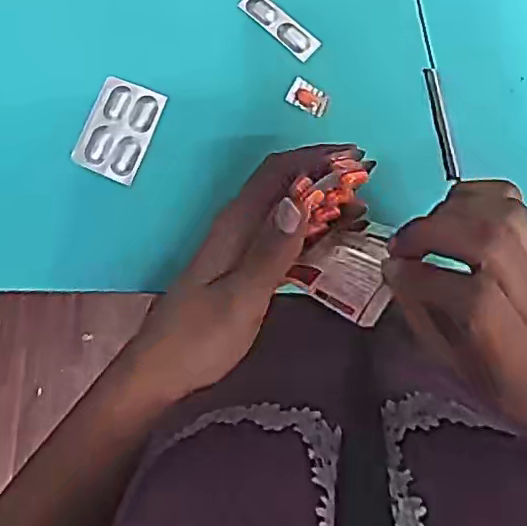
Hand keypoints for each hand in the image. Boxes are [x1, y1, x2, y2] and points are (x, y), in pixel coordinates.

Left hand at [121, 145, 366, 400]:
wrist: (161, 369)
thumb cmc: (199, 338)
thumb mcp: (241, 298)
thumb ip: (270, 251)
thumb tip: (300, 201)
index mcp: (235, 224)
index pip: (276, 172)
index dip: (315, 158)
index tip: (354, 157)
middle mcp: (236, 225)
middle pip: (281, 184)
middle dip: (322, 173)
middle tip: (365, 178)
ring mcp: (238, 244)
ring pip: (283, 208)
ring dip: (319, 200)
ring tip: (358, 204)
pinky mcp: (242, 264)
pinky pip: (281, 233)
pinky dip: (309, 228)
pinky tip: (330, 238)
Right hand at [383, 180, 526, 427]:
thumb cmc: (498, 380)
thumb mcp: (450, 363)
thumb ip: (420, 312)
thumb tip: (394, 269)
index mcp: (510, 342)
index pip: (473, 296)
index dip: (424, 277)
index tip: (392, 269)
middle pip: (490, 242)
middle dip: (434, 233)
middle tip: (402, 245)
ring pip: (502, 214)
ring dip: (453, 209)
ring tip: (425, 226)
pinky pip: (511, 202)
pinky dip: (477, 194)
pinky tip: (452, 208)